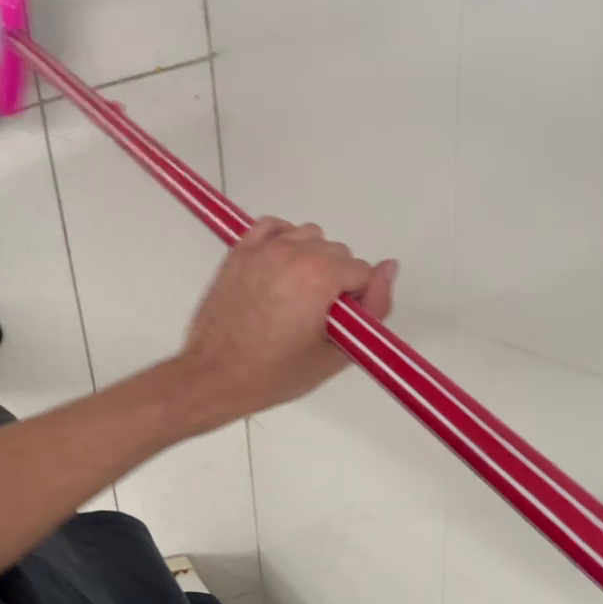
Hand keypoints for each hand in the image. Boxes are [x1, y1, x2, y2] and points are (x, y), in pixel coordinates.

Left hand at [174, 217, 395, 425]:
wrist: (213, 377)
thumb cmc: (273, 374)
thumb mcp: (336, 353)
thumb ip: (374, 309)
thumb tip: (390, 268)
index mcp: (321, 276)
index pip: (363, 273)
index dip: (355, 301)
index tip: (334, 325)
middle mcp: (293, 253)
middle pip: (337, 254)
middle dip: (332, 281)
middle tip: (310, 317)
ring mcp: (262, 250)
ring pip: (308, 237)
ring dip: (309, 259)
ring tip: (292, 296)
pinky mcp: (238, 253)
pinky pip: (272, 226)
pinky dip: (281, 239)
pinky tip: (279, 267)